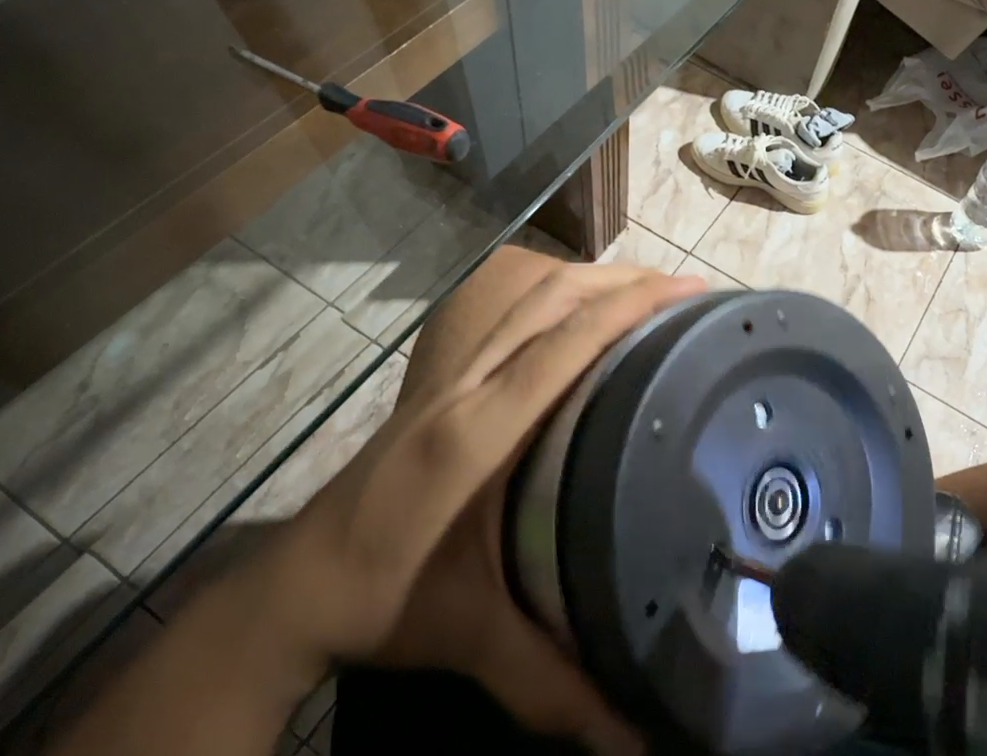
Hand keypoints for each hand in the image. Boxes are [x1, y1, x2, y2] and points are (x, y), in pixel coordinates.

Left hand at [241, 262, 704, 754]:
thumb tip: (637, 740)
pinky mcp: (435, 376)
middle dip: (620, 281)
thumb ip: (556, 688)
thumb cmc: (388, 604)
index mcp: (474, 436)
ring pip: (519, 293)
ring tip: (646, 288)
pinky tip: (574, 305)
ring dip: (585, 277)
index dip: (626, 309)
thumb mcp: (475, 642)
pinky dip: (544, 288)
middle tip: (688, 289)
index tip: (688, 293)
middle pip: (546, 300)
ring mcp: (442, 373)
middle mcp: (461, 387)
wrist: (298, 584)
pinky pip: (496, 306)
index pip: (561, 346)